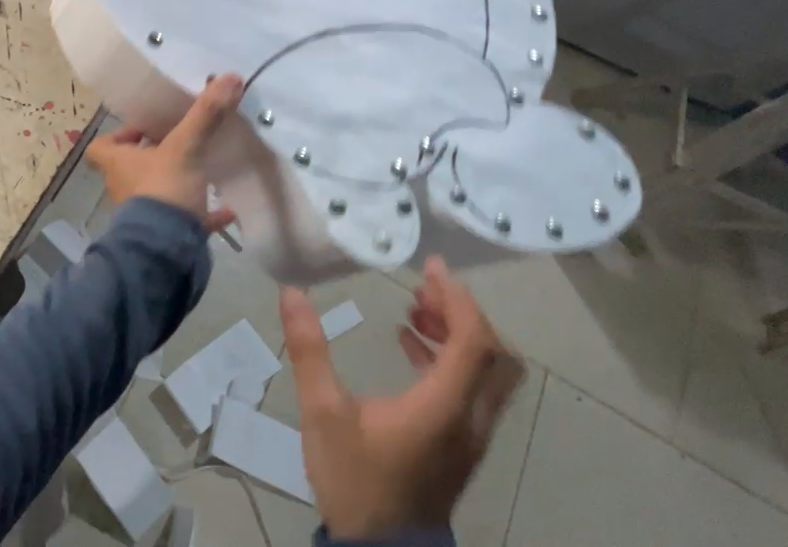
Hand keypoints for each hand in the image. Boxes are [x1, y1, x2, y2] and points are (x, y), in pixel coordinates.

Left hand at [85, 73, 242, 233]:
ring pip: (157, 192)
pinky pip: (185, 219)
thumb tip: (229, 77)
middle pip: (131, 167)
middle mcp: (124, 186)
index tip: (144, 127)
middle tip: (180, 142)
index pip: (99, 147)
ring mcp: (144, 212)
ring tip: (203, 169)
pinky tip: (228, 209)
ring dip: (176, 182)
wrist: (166, 249)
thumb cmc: (163, 190)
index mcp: (117, 163)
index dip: (117, 136)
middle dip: (153, 155)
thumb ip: (205, 115)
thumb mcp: (185, 147)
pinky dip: (203, 214)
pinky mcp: (166, 233)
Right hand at [280, 257, 525, 538]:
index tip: (430, 267)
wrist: (383, 546)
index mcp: (444, 405)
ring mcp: (470, 434)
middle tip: (422, 290)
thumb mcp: (322, 411)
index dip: (457, 299)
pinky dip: (450, 360)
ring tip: (413, 312)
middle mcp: (471, 417)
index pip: (474, 340)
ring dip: (459, 336)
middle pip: (496, 355)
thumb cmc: (355, 476)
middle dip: (464, 314)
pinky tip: (408, 346)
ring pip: (489, 374)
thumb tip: (292, 294)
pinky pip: (473, 390)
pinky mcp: (459, 444)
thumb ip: (310, 351)